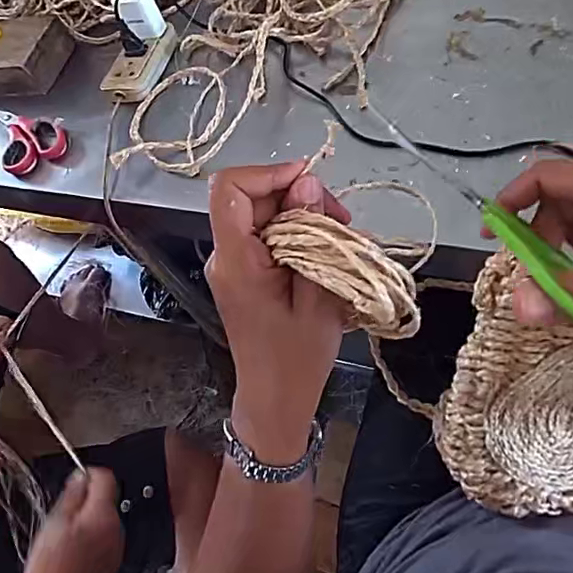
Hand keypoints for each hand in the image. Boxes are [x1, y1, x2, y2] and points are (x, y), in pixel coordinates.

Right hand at [18, 468, 124, 572]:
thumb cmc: (48, 569)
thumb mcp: (54, 524)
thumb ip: (72, 495)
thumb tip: (82, 475)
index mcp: (104, 515)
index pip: (107, 478)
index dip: (89, 475)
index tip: (73, 482)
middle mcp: (117, 529)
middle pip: (106, 499)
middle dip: (87, 501)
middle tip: (61, 516)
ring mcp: (117, 548)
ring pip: (105, 520)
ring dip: (89, 520)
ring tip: (63, 539)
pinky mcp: (112, 564)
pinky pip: (105, 539)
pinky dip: (92, 538)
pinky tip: (73, 554)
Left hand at [206, 162, 350, 461]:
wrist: (274, 400)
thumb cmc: (297, 360)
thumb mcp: (317, 301)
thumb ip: (311, 239)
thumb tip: (305, 184)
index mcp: (236, 261)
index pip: (228, 190)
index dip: (267, 172)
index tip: (309, 180)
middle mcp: (227, 256)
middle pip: (254, 197)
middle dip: (301, 196)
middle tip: (343, 220)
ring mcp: (235, 263)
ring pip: (266, 213)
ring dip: (306, 215)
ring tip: (345, 238)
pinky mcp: (247, 272)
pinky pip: (270, 235)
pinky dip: (301, 233)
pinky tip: (331, 251)